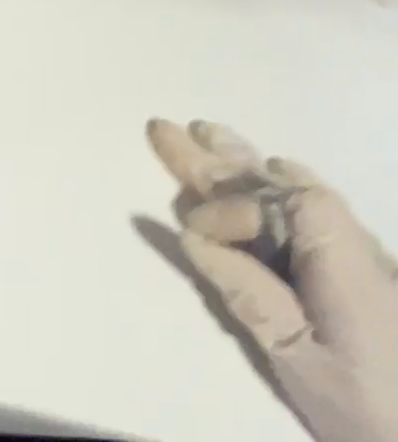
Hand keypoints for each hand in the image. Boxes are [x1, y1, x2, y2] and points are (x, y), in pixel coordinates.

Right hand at [148, 119, 397, 441]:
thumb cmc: (377, 412)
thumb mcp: (306, 365)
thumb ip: (253, 299)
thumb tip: (192, 237)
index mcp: (352, 274)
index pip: (289, 205)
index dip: (232, 205)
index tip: (194, 233)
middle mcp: (364, 258)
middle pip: (290, 192)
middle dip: (224, 164)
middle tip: (167, 131)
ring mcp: (371, 269)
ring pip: (303, 200)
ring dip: (247, 167)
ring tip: (205, 134)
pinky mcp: (368, 285)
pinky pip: (318, 219)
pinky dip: (279, 190)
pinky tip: (269, 171)